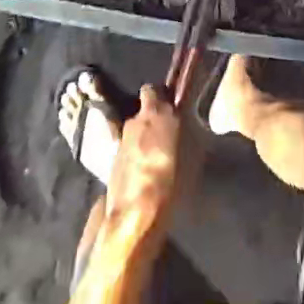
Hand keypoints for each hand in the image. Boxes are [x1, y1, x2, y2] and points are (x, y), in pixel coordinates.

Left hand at [105, 86, 181, 233]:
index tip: (171, 104)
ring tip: (157, 154)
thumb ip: (185, 127)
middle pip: (142, 111)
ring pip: (134, 131)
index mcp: (155, 113)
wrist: (135, 214)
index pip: (152, 89)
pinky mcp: (111, 164)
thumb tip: (184, 118)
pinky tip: (145, 170)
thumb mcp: (192, 150)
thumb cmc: (172, 178)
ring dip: (143, 136)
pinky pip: (127, 150)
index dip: (161, 96)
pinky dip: (135, 155)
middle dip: (152, 116)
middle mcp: (134, 122)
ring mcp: (120, 143)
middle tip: (168, 129)